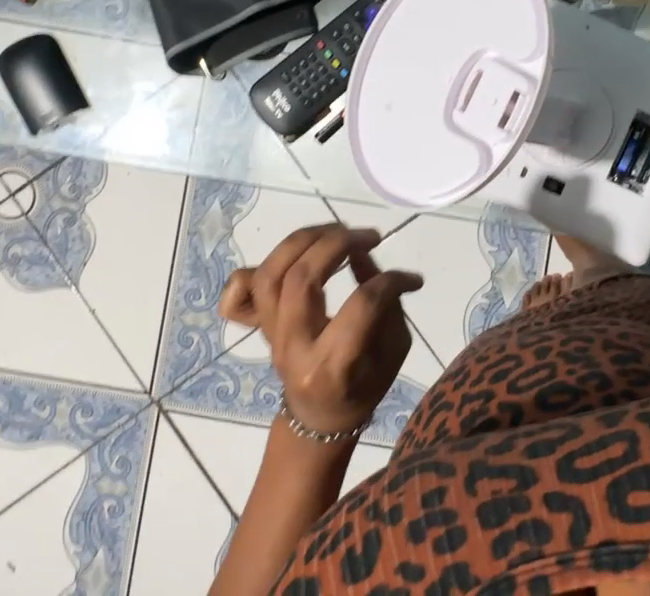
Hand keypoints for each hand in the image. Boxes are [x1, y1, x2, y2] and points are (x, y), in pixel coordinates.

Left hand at [218, 224, 423, 435]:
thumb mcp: (392, 351)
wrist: (318, 417)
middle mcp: (294, 347)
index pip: (361, 305)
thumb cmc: (365, 387)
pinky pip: (240, 289)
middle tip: (368, 237)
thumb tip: (364, 255)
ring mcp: (270, 334)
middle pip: (303, 278)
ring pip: (270, 274)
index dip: (390, 282)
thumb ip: (384, 302)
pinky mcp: (259, 324)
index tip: (409, 281)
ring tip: (336, 231)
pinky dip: (256, 266)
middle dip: (339, 244)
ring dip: (304, 240)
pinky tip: (292, 257)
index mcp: (334, 365)